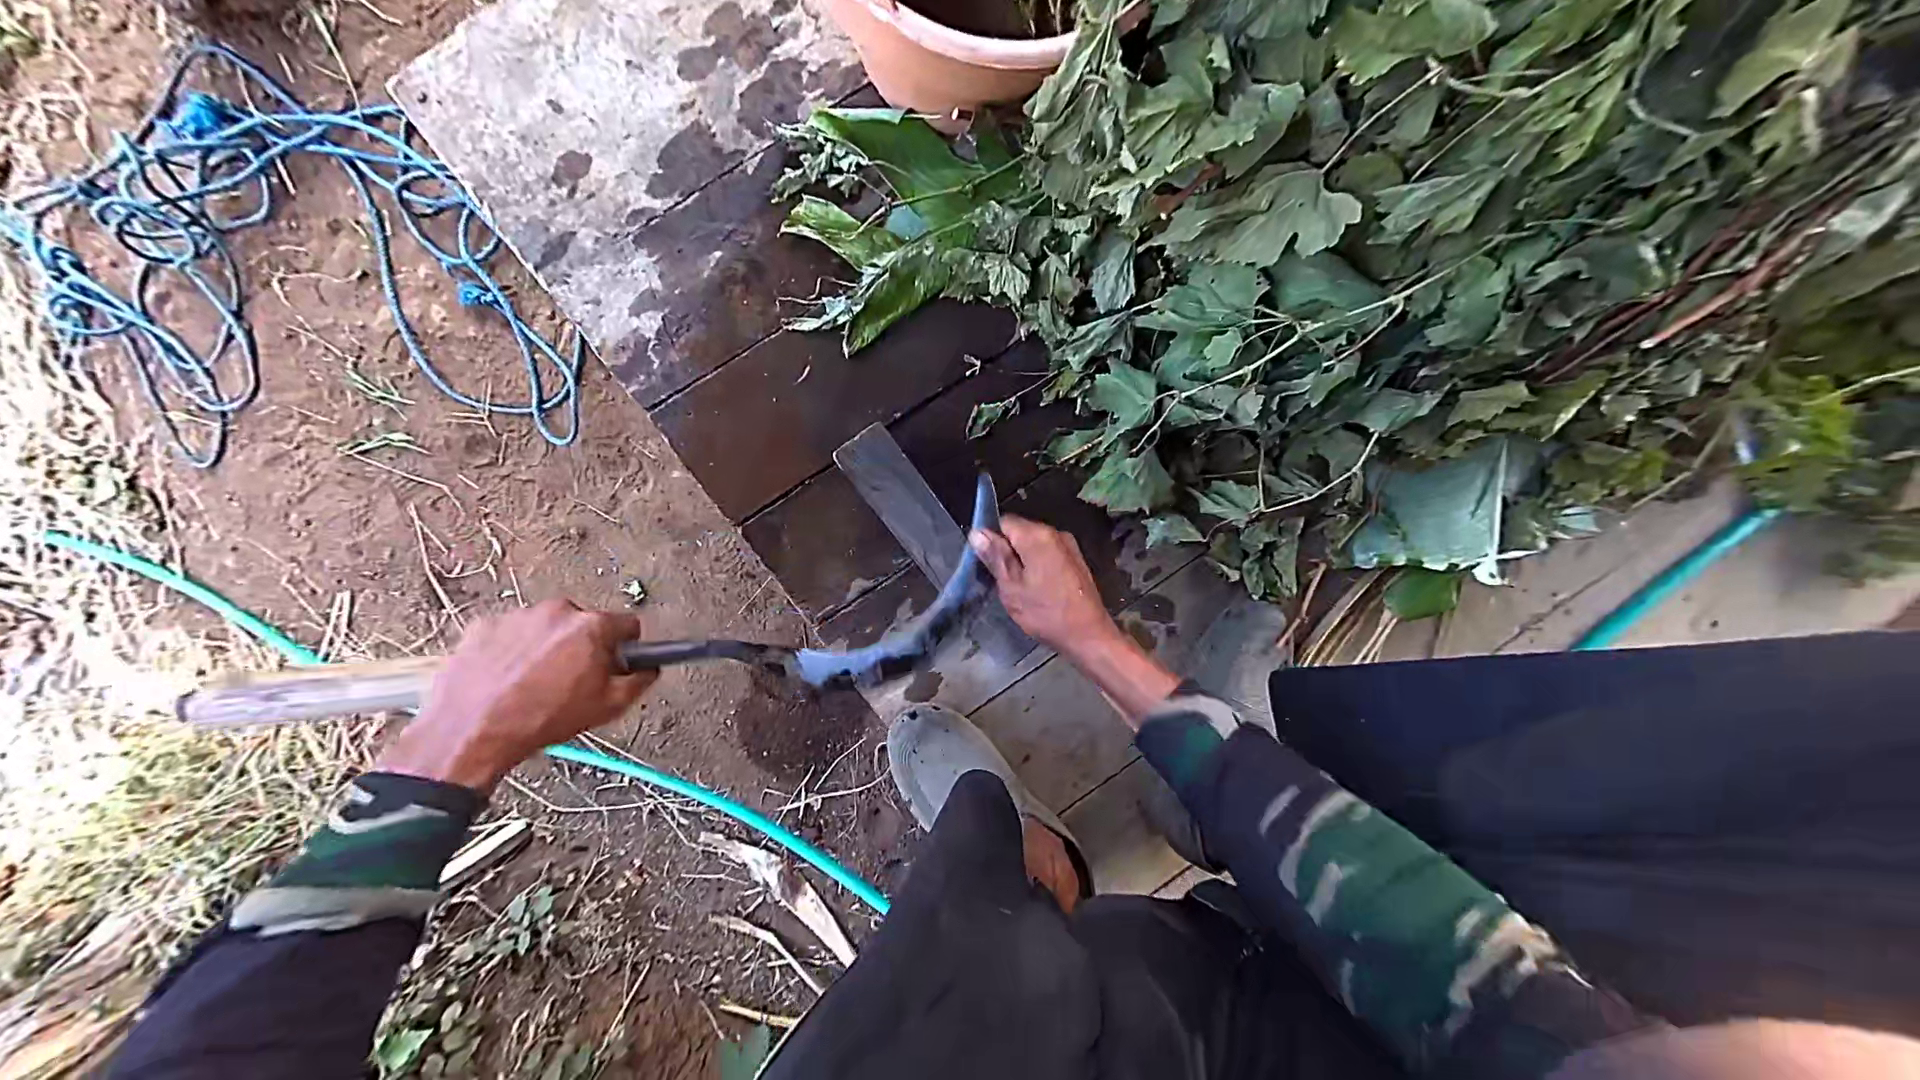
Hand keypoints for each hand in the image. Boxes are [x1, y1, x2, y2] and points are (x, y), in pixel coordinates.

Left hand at [375, 600, 655, 792]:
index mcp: (592, 627)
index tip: (614, 660)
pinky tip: (507, 678)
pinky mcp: (485, 625)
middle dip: (582, 646)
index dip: (624, 646)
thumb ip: (639, 681)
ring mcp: (518, 616)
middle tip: (570, 679)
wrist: (470, 733)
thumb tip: (649, 669)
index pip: (626, 624)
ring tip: (533, 683)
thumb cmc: (539, 720)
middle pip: (584, 624)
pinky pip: (510, 633)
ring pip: (546, 627)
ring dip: (547, 647)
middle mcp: (557, 612)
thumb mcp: (608, 707)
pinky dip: (512, 650)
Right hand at [969, 516, 1119, 655]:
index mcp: (1037, 536)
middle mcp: (1055, 533)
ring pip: (1034, 543)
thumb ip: (995, 557)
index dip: (991, 540)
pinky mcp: (1076, 559)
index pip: (1003, 521)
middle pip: (1020, 531)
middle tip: (1003, 580)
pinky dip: (1038, 564)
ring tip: (1020, 587)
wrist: (1088, 634)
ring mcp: (1069, 545)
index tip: (988, 564)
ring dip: (1023, 559)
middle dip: (1008, 551)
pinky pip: (1048, 553)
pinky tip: (1038, 588)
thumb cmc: (1046, 613)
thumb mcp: (1011, 588)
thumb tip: (977, 533)